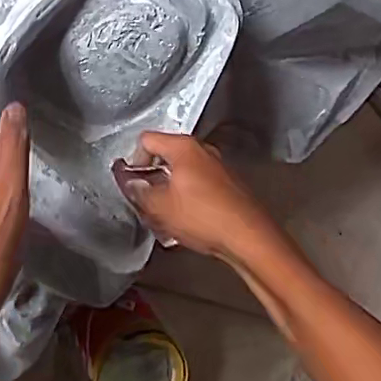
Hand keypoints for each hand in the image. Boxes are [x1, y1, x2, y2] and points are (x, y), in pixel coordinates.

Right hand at [112, 132, 278, 260]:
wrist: (251, 240)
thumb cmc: (203, 216)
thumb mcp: (159, 206)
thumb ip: (137, 191)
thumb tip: (129, 182)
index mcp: (183, 146)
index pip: (146, 140)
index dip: (134, 161)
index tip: (134, 183)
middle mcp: (203, 150)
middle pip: (165, 157)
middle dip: (153, 179)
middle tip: (148, 203)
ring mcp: (219, 167)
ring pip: (183, 173)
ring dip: (170, 192)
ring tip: (167, 217)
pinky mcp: (231, 186)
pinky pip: (200, 185)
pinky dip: (189, 199)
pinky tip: (189, 222)